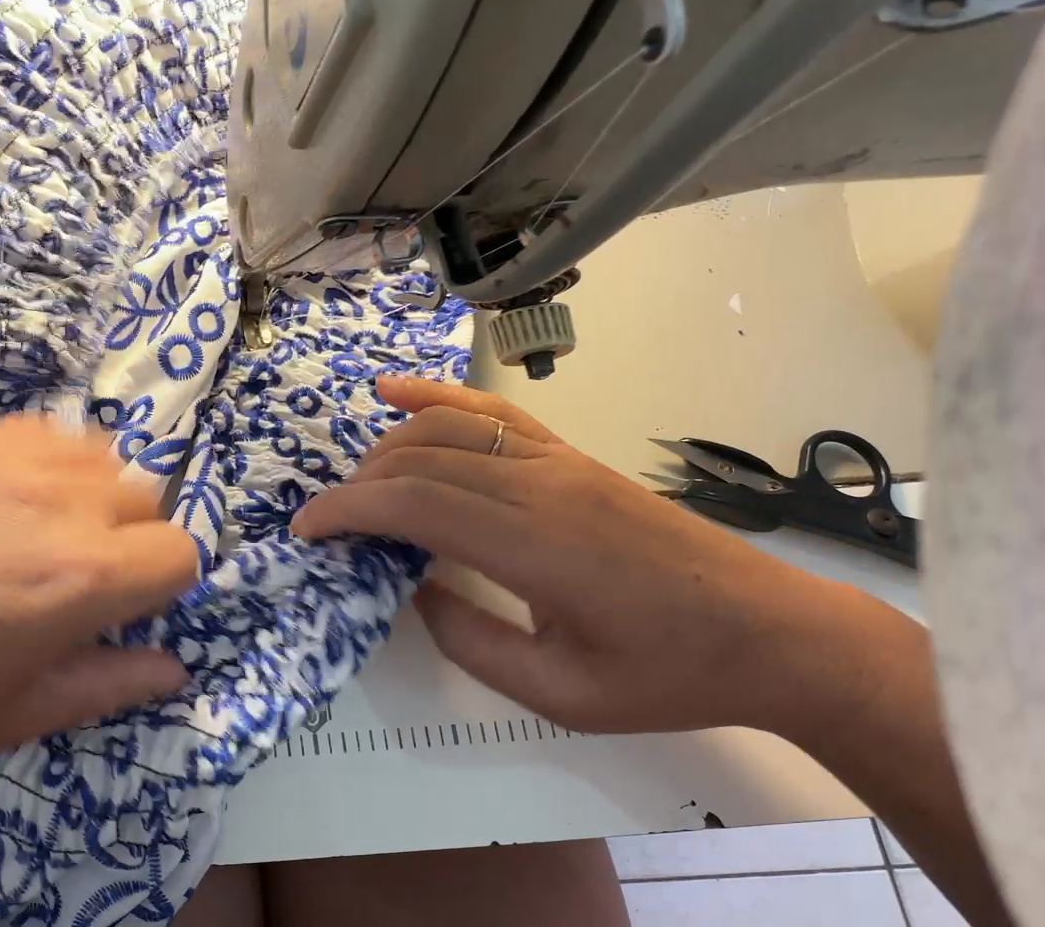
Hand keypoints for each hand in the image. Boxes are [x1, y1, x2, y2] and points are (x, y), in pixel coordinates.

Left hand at [0, 417, 196, 778]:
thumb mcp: (12, 716)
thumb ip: (108, 685)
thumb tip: (172, 667)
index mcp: (81, 579)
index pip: (180, 553)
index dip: (159, 589)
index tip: (119, 611)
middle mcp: (56, 501)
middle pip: (146, 495)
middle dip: (129, 540)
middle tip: (73, 578)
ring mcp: (4, 457)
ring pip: (100, 453)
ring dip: (91, 493)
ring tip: (38, 533)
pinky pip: (41, 430)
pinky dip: (45, 460)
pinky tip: (1, 498)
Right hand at [292, 377, 915, 738]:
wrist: (774, 634)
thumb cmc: (667, 674)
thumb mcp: (562, 693)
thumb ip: (470, 642)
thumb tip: (412, 588)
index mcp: (537, 544)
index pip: (414, 503)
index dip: (348, 510)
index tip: (307, 531)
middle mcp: (540, 484)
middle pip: (419, 459)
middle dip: (357, 486)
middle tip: (328, 522)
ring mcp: (557, 460)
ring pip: (445, 426)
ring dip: (387, 448)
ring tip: (358, 483)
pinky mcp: (569, 454)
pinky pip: (491, 409)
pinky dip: (434, 394)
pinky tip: (392, 388)